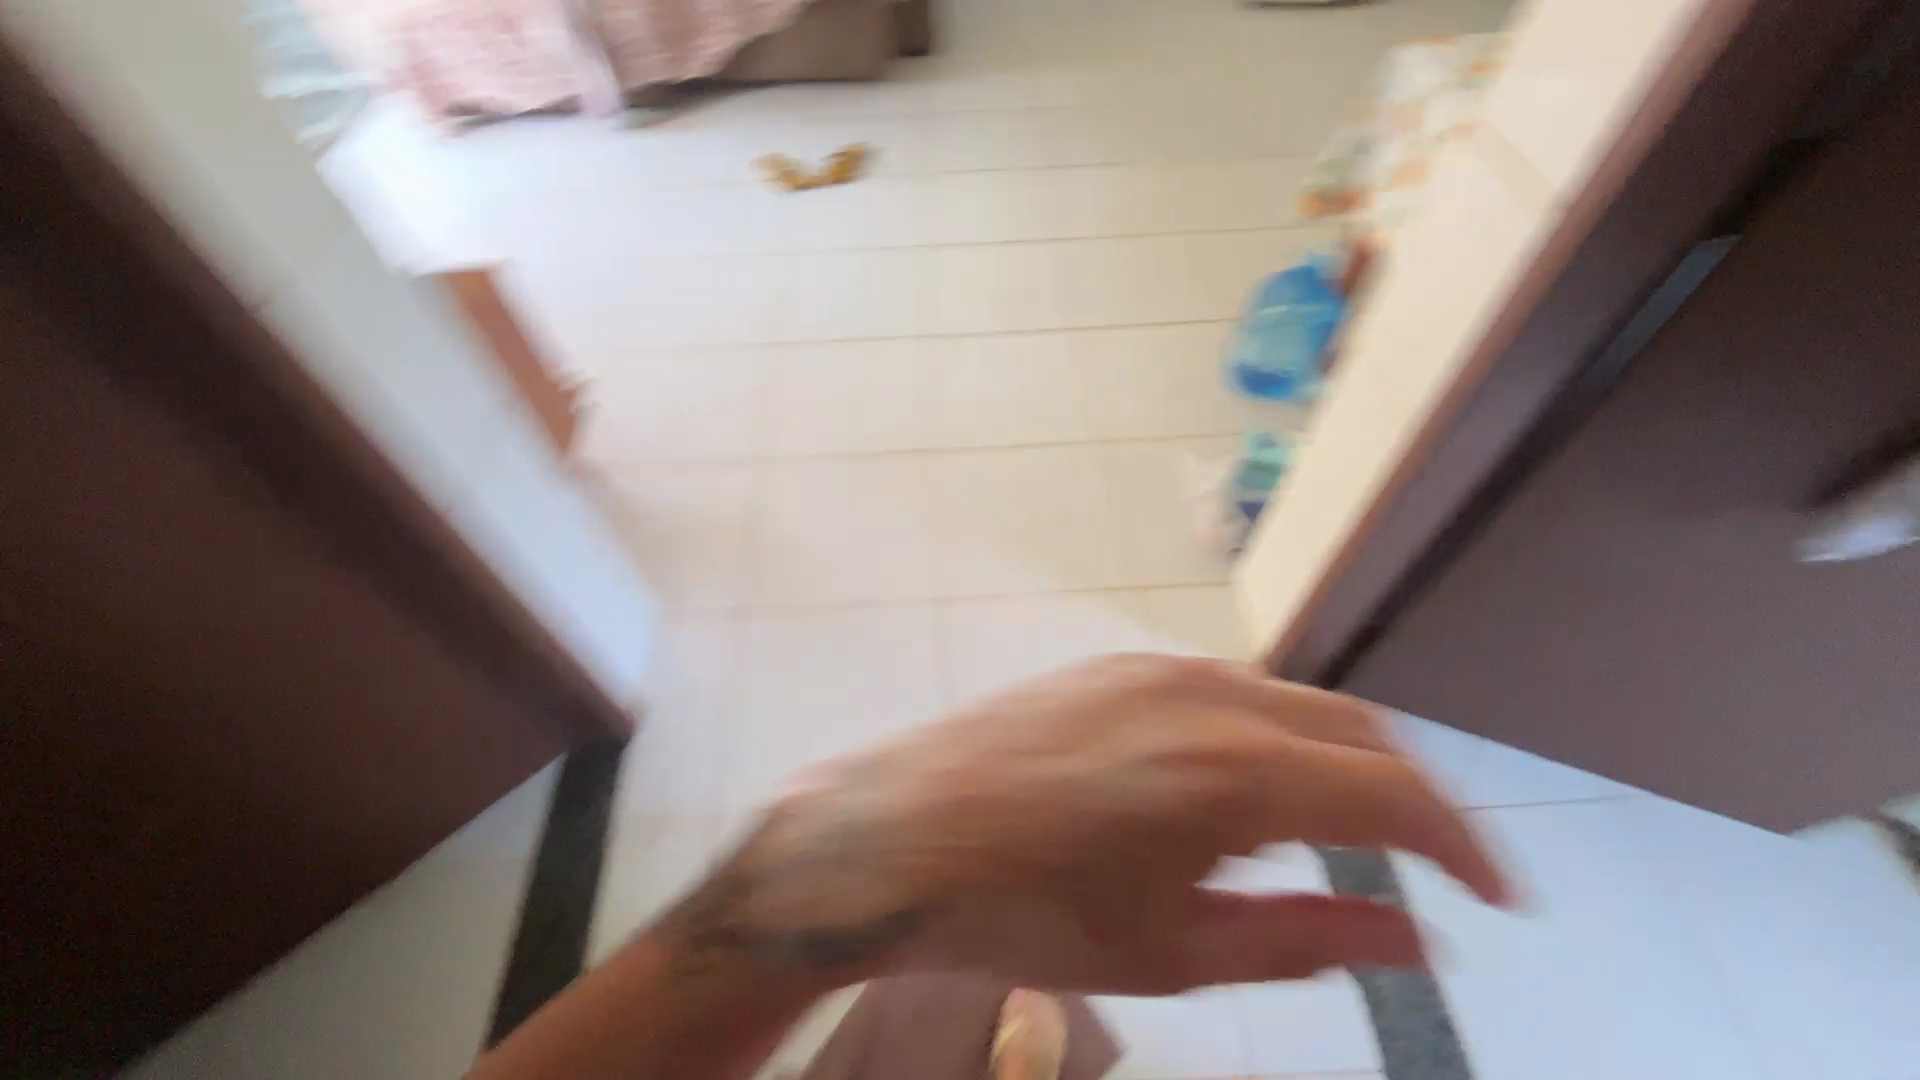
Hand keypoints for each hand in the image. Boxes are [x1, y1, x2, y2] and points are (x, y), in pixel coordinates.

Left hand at [657, 653, 1510, 994]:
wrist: (897, 839)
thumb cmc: (1028, 913)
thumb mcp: (1174, 949)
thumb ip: (1307, 936)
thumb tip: (1415, 936)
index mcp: (1234, 768)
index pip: (1393, 792)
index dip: (1460, 846)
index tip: (1496, 898)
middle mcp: (1205, 693)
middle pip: (1350, 730)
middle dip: (1405, 795)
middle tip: (1424, 866)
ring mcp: (1151, 668)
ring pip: (1286, 702)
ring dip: (1331, 758)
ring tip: (1337, 832)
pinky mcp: (1109, 666)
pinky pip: (1222, 690)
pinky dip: (1265, 734)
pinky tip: (1243, 786)